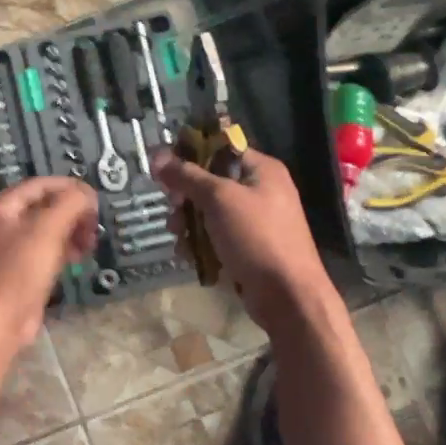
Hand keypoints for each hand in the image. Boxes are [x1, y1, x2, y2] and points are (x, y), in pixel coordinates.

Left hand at [0, 177, 98, 358]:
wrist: (1, 321)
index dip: (69, 187)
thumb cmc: (22, 269)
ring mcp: (8, 250)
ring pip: (46, 230)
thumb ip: (71, 203)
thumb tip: (87, 195)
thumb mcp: (49, 228)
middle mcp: (1, 225)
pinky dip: (63, 249)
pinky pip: (44, 251)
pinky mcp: (19, 272)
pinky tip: (78, 257)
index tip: (94, 200)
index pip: (39, 185)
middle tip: (93, 225)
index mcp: (1, 208)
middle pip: (44, 207)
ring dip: (71, 231)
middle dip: (72, 212)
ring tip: (90, 242)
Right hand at [153, 147, 334, 333]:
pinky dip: (201, 243)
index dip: (189, 156)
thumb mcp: (219, 199)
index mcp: (262, 169)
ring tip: (178, 237)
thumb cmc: (256, 237)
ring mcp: (257, 221)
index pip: (219, 148)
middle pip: (211, 182)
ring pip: (210, 212)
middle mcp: (262, 190)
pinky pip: (217, 236)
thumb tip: (158, 156)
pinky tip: (188, 255)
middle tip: (172, 210)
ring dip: (189, 223)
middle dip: (186, 197)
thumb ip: (188, 176)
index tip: (162, 170)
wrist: (287, 295)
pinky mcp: (249, 247)